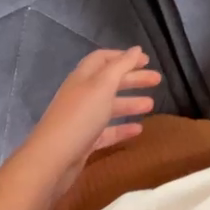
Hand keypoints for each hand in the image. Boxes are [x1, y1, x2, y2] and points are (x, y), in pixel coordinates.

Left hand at [14, 47, 160, 196]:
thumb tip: (136, 49)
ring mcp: (82, 119)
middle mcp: (82, 94)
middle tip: (157, 80)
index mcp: (84, 77)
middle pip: (110, 81)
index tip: (146, 60)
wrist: (52, 160)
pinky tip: (138, 130)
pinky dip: (122, 128)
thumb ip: (121, 66)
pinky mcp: (84, 141)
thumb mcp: (103, 85)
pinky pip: (106, 131)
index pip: (104, 59)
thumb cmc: (80, 116)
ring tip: (151, 105)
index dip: (124, 57)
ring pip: (109, 106)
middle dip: (133, 79)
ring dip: (130, 103)